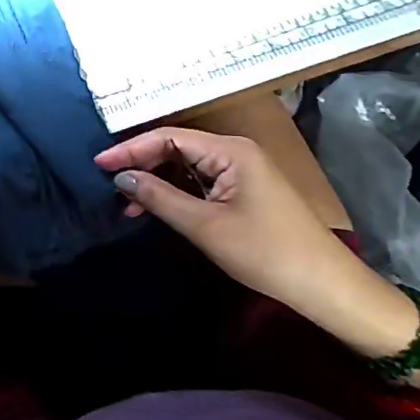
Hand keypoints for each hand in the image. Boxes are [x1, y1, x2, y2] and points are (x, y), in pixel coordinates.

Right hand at [95, 127, 419, 367]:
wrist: (321, 282)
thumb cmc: (263, 251)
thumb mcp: (205, 226)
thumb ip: (161, 197)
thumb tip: (122, 178)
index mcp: (230, 149)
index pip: (169, 137)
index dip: (131, 149)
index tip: (99, 164)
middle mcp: (236, 150)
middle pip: (178, 148)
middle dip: (143, 165)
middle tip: (111, 188)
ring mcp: (243, 169)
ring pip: (189, 166)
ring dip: (159, 181)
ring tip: (130, 205)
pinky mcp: (246, 189)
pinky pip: (203, 181)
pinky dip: (179, 192)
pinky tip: (160, 208)